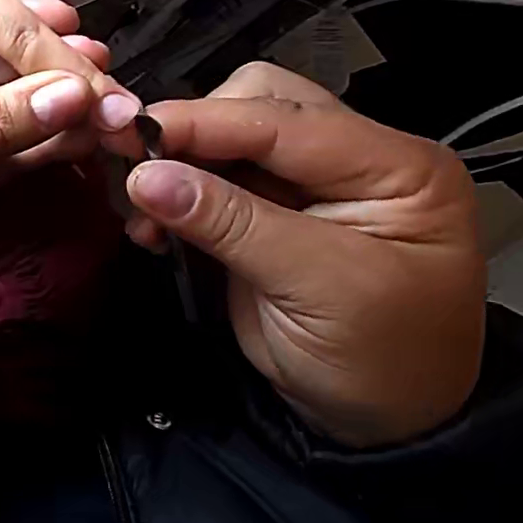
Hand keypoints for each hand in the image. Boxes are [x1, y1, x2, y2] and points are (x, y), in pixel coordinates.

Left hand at [0, 0, 118, 370]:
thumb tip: (68, 87)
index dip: (7, 25)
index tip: (67, 23)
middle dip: (47, 71)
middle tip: (105, 73)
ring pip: (13, 113)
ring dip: (63, 111)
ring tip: (114, 109)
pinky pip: (21, 153)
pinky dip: (56, 146)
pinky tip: (90, 139)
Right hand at [125, 63, 485, 447]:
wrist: (375, 419)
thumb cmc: (381, 360)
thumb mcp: (318, 288)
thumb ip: (231, 223)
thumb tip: (145, 176)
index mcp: (393, 167)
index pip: (282, 118)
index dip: (201, 122)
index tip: (129, 134)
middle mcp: (347, 156)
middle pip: (251, 103)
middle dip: (191, 131)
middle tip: (139, 164)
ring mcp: (300, 176)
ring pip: (219, 131)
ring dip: (173, 161)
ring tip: (146, 207)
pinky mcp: (259, 200)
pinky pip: (202, 169)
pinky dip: (168, 189)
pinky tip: (157, 226)